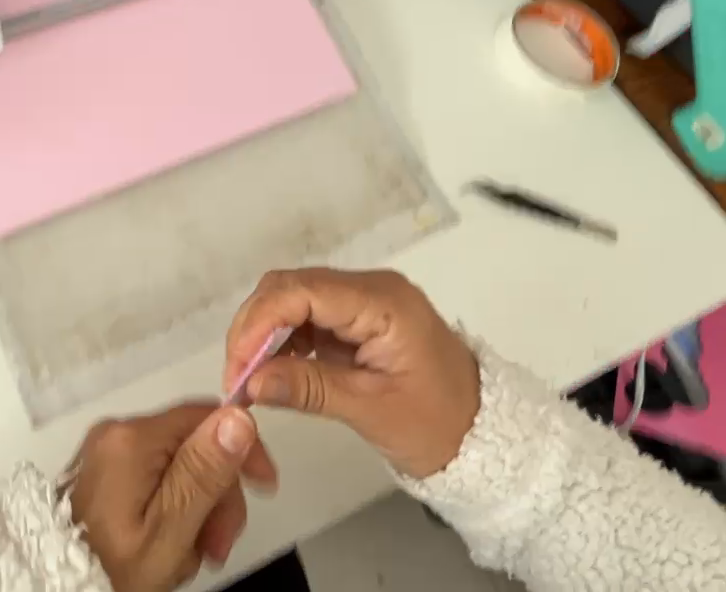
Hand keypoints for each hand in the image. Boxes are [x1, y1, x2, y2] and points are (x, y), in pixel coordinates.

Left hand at [68, 403, 277, 591]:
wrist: (54, 590)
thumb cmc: (116, 567)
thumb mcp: (170, 530)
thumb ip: (204, 473)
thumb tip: (239, 416)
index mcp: (132, 438)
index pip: (204, 416)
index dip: (241, 446)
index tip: (264, 487)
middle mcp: (116, 430)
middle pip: (191, 442)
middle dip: (216, 491)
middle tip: (218, 547)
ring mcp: (106, 448)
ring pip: (176, 461)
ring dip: (196, 505)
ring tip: (191, 555)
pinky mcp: (102, 468)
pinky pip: (153, 472)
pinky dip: (171, 503)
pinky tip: (170, 541)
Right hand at [224, 268, 479, 479]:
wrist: (488, 438)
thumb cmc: (440, 425)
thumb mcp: (372, 411)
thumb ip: (309, 389)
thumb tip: (251, 382)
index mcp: (382, 301)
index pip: (302, 292)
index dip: (260, 323)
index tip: (238, 366)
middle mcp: (368, 287)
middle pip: (289, 288)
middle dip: (254, 328)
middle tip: (237, 376)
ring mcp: (360, 300)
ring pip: (290, 299)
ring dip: (263, 334)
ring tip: (250, 378)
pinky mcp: (353, 317)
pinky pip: (304, 316)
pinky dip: (281, 341)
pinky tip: (273, 371)